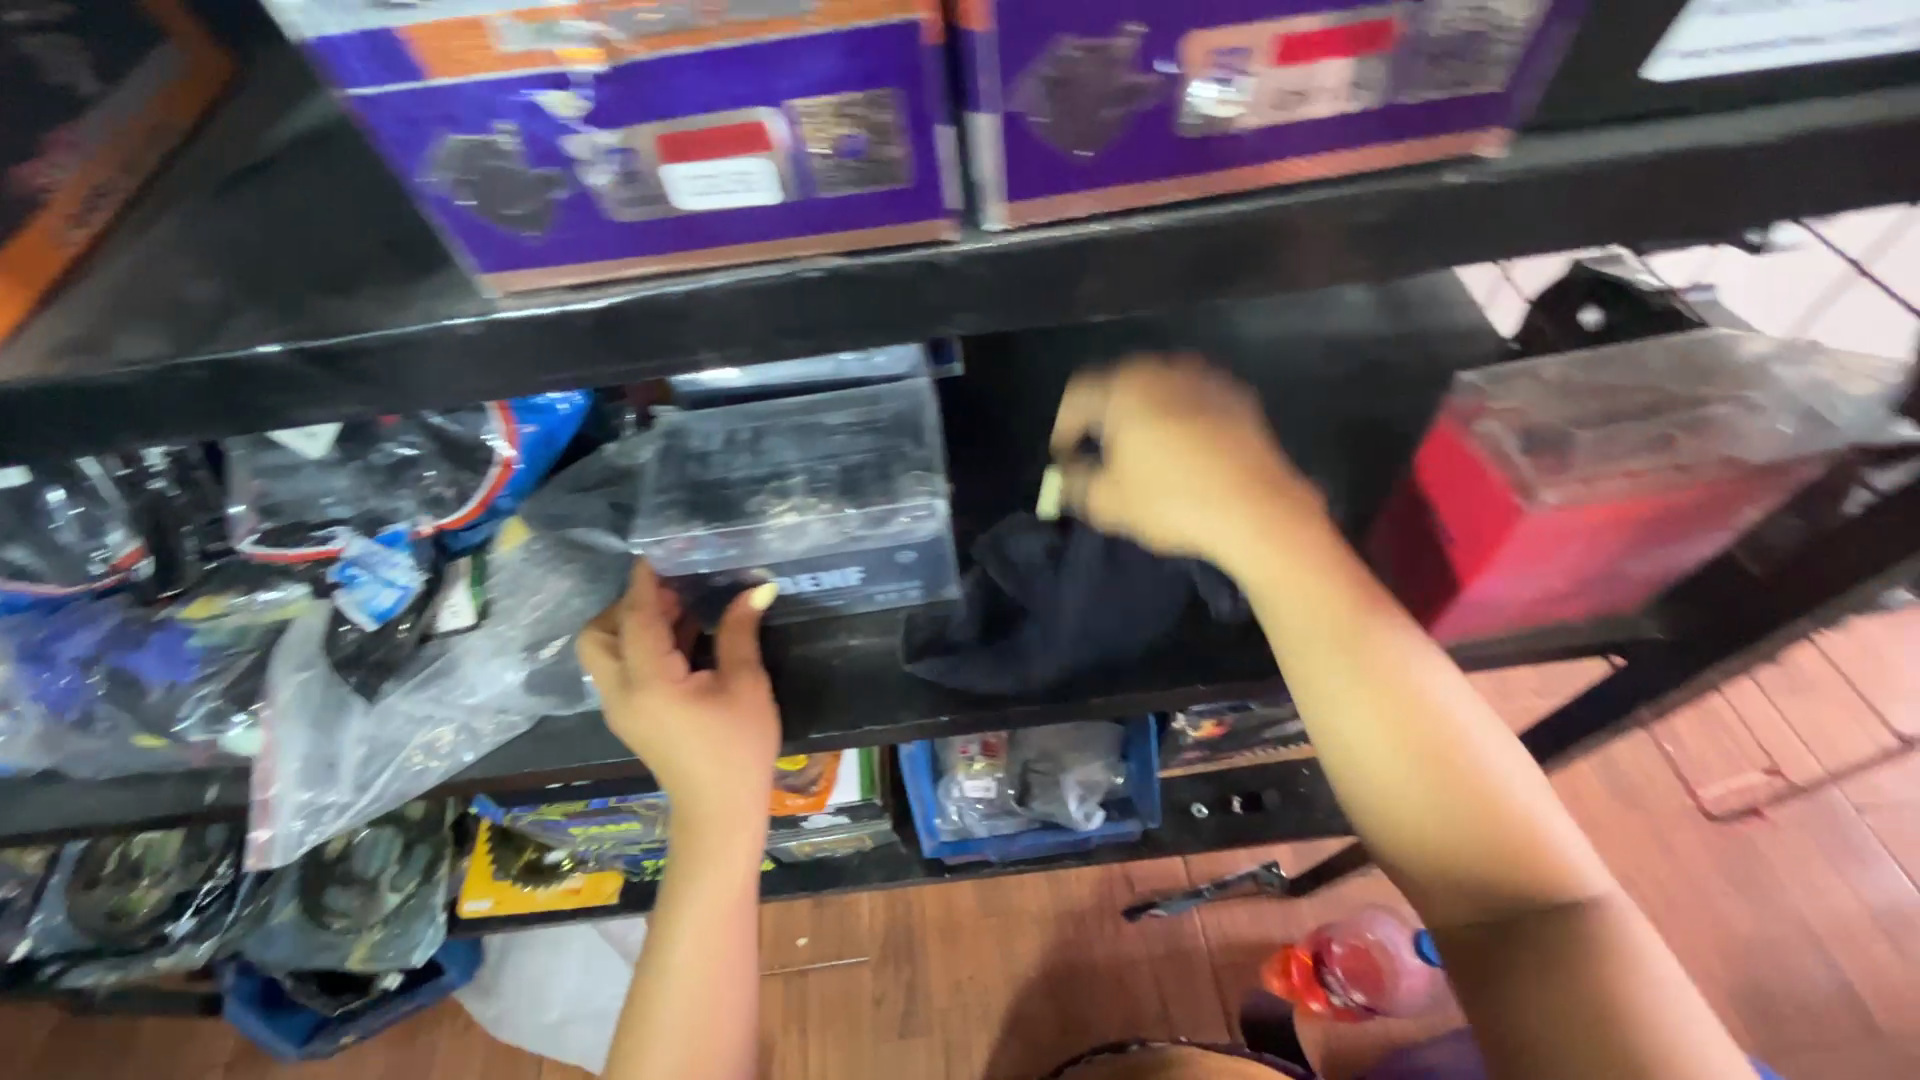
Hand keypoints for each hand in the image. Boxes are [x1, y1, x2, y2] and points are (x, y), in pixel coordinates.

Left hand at [577, 562, 781, 831]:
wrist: (720, 811)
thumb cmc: (739, 748)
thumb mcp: (746, 685)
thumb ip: (740, 631)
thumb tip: (757, 588)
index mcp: (649, 682)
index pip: (636, 617)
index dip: (646, 582)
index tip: (659, 551)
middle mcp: (621, 692)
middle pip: (598, 634)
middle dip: (628, 605)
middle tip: (674, 593)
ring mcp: (620, 708)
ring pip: (604, 652)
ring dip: (632, 625)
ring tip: (681, 611)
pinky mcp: (631, 717)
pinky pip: (621, 669)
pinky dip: (640, 646)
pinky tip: (683, 638)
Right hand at [1048, 354, 1326, 571]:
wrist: (1257, 509)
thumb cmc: (1172, 501)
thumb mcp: (1107, 501)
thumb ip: (1074, 483)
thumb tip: (1064, 475)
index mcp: (1123, 386)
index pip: (1077, 396)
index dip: (1064, 427)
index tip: (1064, 456)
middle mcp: (1162, 369)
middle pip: (1119, 385)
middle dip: (1105, 416)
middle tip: (1100, 450)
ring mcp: (1204, 379)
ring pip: (1159, 390)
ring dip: (1144, 414)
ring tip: (1142, 450)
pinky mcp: (1237, 397)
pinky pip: (1193, 401)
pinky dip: (1180, 419)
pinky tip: (1183, 451)